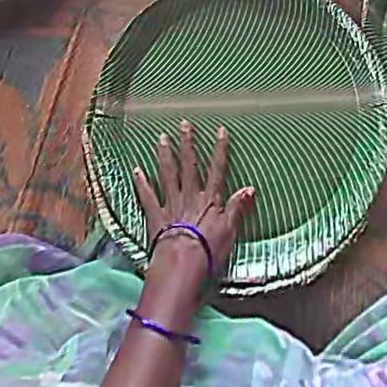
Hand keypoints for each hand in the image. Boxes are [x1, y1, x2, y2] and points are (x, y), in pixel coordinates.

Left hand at [134, 122, 256, 288]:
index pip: (217, 169)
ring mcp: (171, 203)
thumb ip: (238, 208)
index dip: (220, 149)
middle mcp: (189, 195)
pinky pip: (147, 196)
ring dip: (164, 156)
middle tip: (183, 124)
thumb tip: (250, 188)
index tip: (221, 131)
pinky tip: (136, 170)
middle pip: (189, 165)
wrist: (182, 262)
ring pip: (167, 174)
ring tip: (161, 139)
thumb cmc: (209, 249)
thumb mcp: (230, 230)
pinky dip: (141, 183)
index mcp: (209, 199)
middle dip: (187, 144)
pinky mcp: (155, 215)